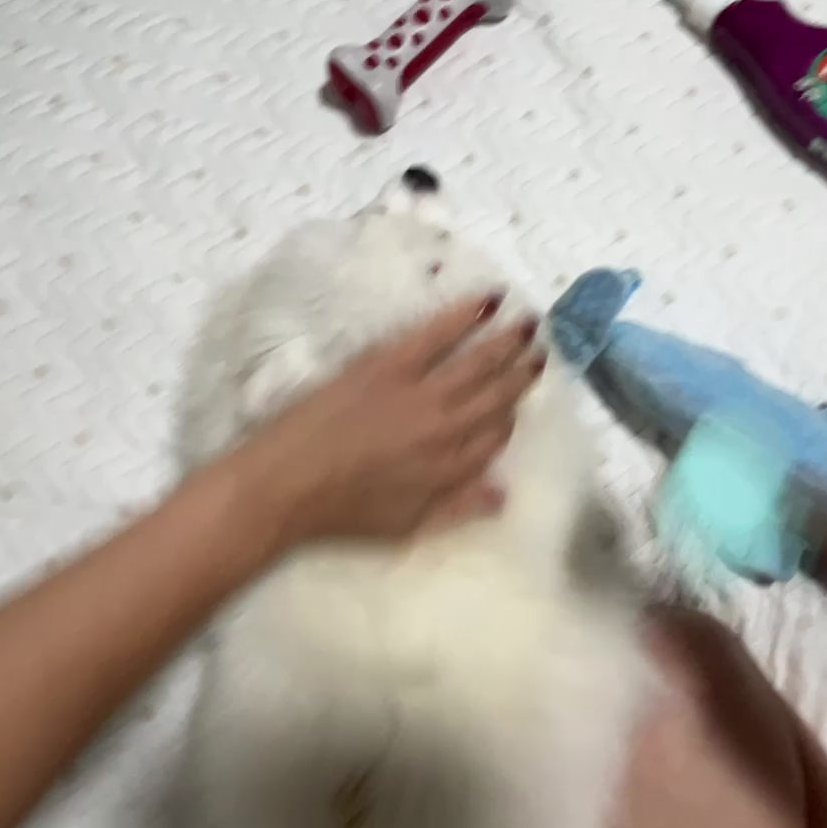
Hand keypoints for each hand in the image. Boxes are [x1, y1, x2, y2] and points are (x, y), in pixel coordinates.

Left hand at [237, 292, 544, 545]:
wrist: (285, 483)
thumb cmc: (343, 511)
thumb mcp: (407, 526)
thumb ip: (458, 508)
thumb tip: (504, 494)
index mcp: (450, 469)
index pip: (496, 438)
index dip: (508, 421)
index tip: (512, 408)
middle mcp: (446, 428)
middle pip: (496, 396)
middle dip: (522, 374)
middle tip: (540, 353)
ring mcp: (420, 392)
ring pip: (478, 363)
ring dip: (507, 343)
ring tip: (528, 325)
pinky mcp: (389, 364)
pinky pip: (437, 334)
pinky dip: (464, 315)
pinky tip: (487, 301)